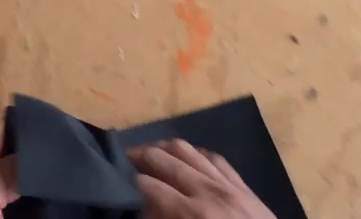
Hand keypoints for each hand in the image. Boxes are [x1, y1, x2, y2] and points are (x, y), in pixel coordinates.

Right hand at [129, 140, 275, 218]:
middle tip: (121, 161)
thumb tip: (143, 212)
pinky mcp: (245, 188)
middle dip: (138, 156)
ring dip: (162, 148)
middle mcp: (209, 192)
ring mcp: (229, 186)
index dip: (128, 184)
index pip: (149, 187)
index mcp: (195, 215)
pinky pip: (214, 158)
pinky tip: (186, 160)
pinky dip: (194, 154)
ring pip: (186, 149)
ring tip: (148, 154)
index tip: (115, 184)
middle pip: (163, 158)